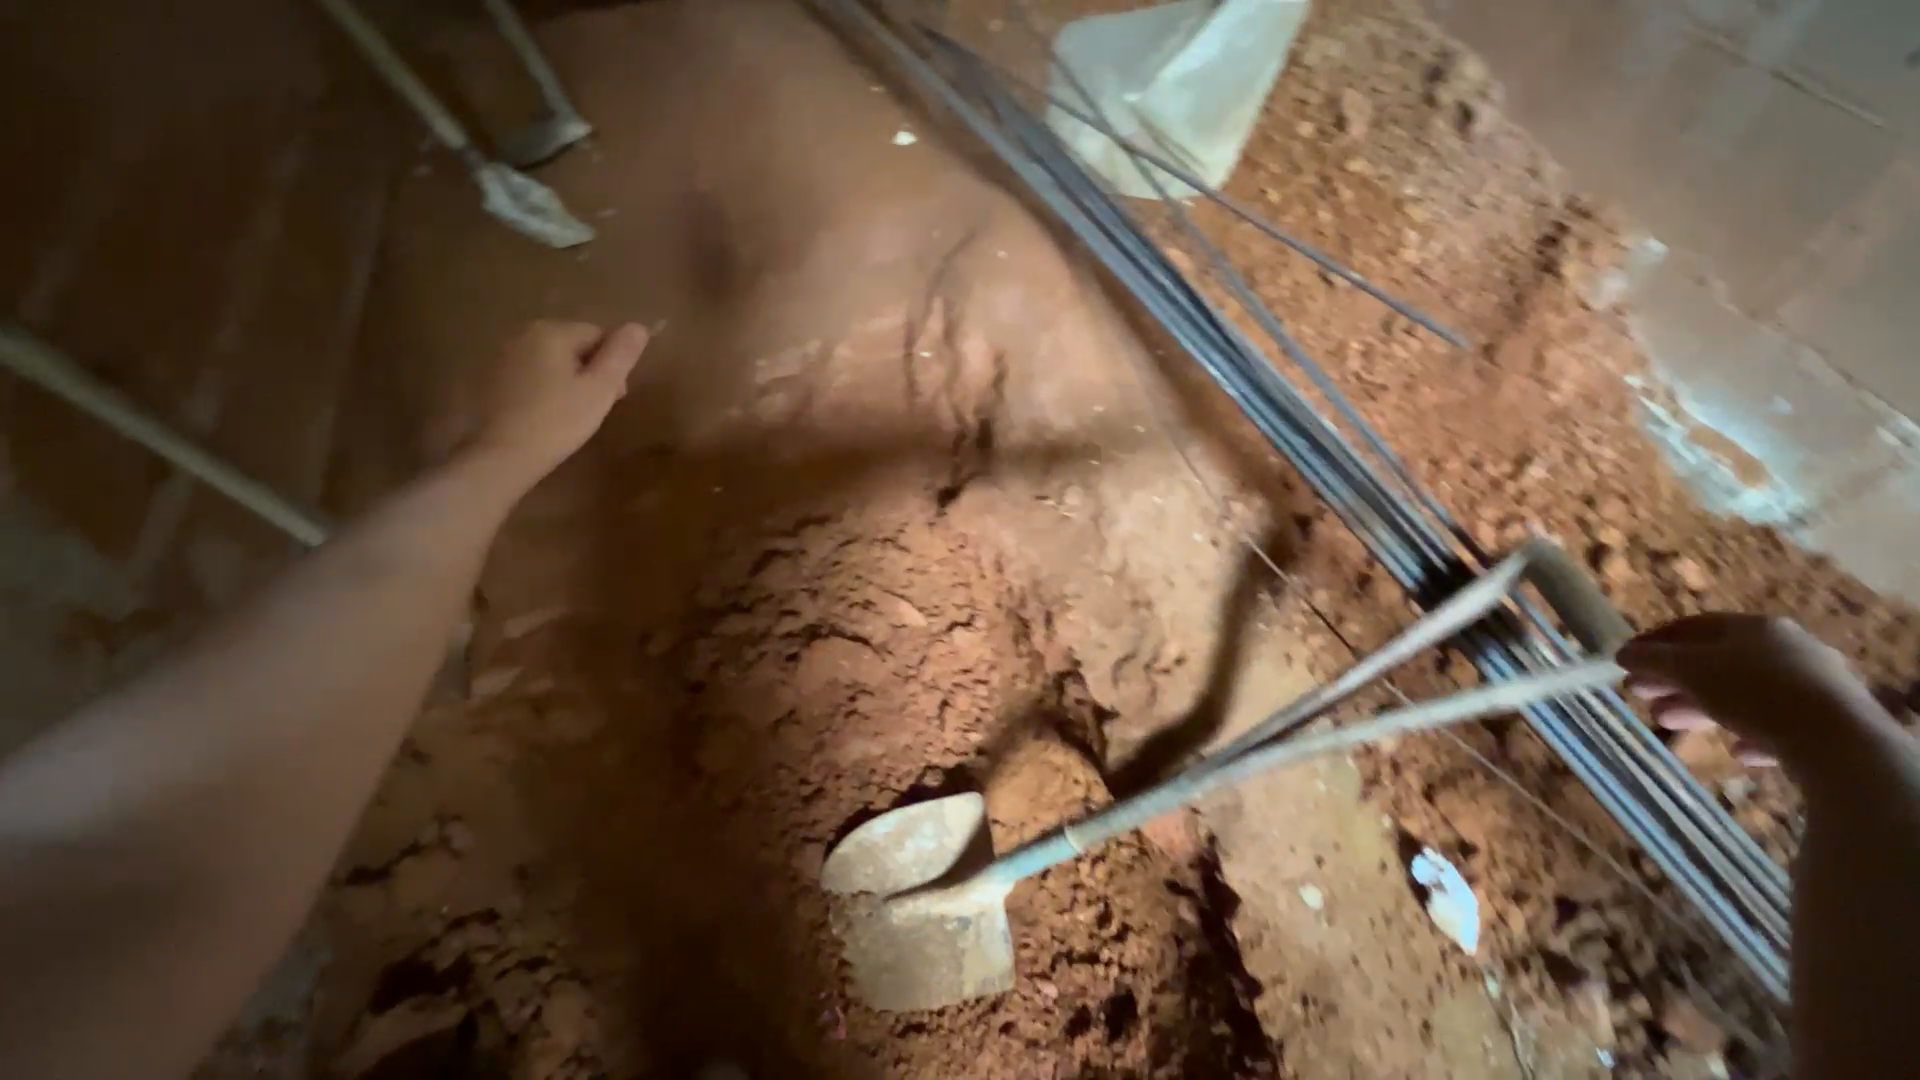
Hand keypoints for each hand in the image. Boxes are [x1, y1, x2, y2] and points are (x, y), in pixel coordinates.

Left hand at [465, 320, 648, 483]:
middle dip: (591, 371)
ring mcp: (503, 354)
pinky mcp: (492, 376)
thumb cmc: (559, 421)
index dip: (613, 365)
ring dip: (568, 380)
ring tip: (572, 413)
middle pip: (574, 344)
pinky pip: (531, 373)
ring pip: (552, 360)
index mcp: (552, 331)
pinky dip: (545, 388)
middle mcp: (524, 333)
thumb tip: (639, 326)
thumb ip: (621, 355)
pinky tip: (547, 413)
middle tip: (596, 408)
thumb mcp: (600, 388)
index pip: (599, 335)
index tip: (615, 397)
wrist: (503, 454)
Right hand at [1618, 613, 1892, 775]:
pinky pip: (1778, 722)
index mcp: (1752, 627)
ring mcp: (1812, 684)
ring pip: (1742, 693)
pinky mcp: (1829, 719)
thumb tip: (1622, 653)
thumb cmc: (1751, 691)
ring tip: (1670, 724)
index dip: (1652, 642)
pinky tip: (1737, 751)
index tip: (1625, 662)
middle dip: (1671, 680)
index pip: (1690, 627)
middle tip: (1639, 695)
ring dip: (1700, 707)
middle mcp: (1786, 648)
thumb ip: (1650, 659)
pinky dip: (1750, 733)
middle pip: (1714, 662)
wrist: (1838, 740)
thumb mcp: (1687, 669)